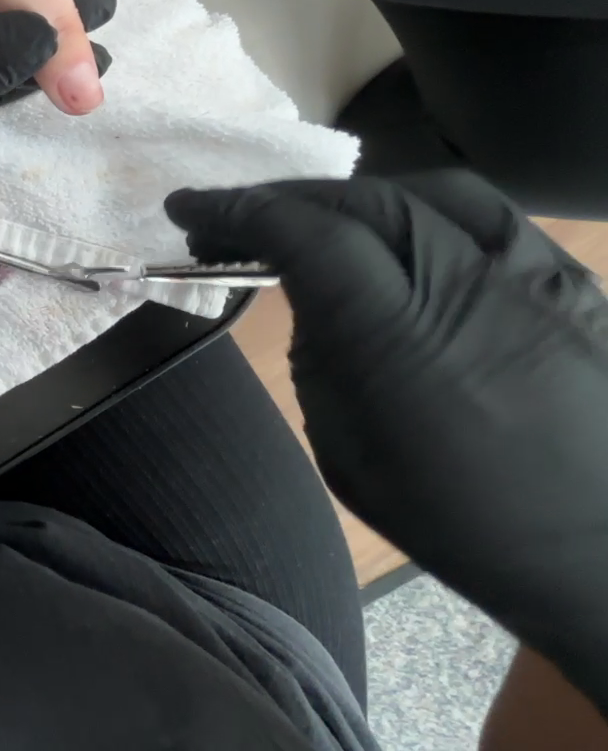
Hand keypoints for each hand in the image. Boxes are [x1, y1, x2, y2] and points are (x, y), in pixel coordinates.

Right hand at [167, 172, 607, 710]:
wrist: (598, 558)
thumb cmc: (444, 509)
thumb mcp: (340, 430)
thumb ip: (321, 341)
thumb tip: (307, 288)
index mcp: (400, 337)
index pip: (306, 234)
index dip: (234, 210)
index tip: (184, 210)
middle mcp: (477, 292)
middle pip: (363, 201)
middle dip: (282, 198)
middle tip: (233, 219)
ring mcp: (542, 285)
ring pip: (436, 193)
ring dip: (353, 197)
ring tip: (315, 220)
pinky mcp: (580, 290)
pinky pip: (495, 219)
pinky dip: (425, 212)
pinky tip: (401, 239)